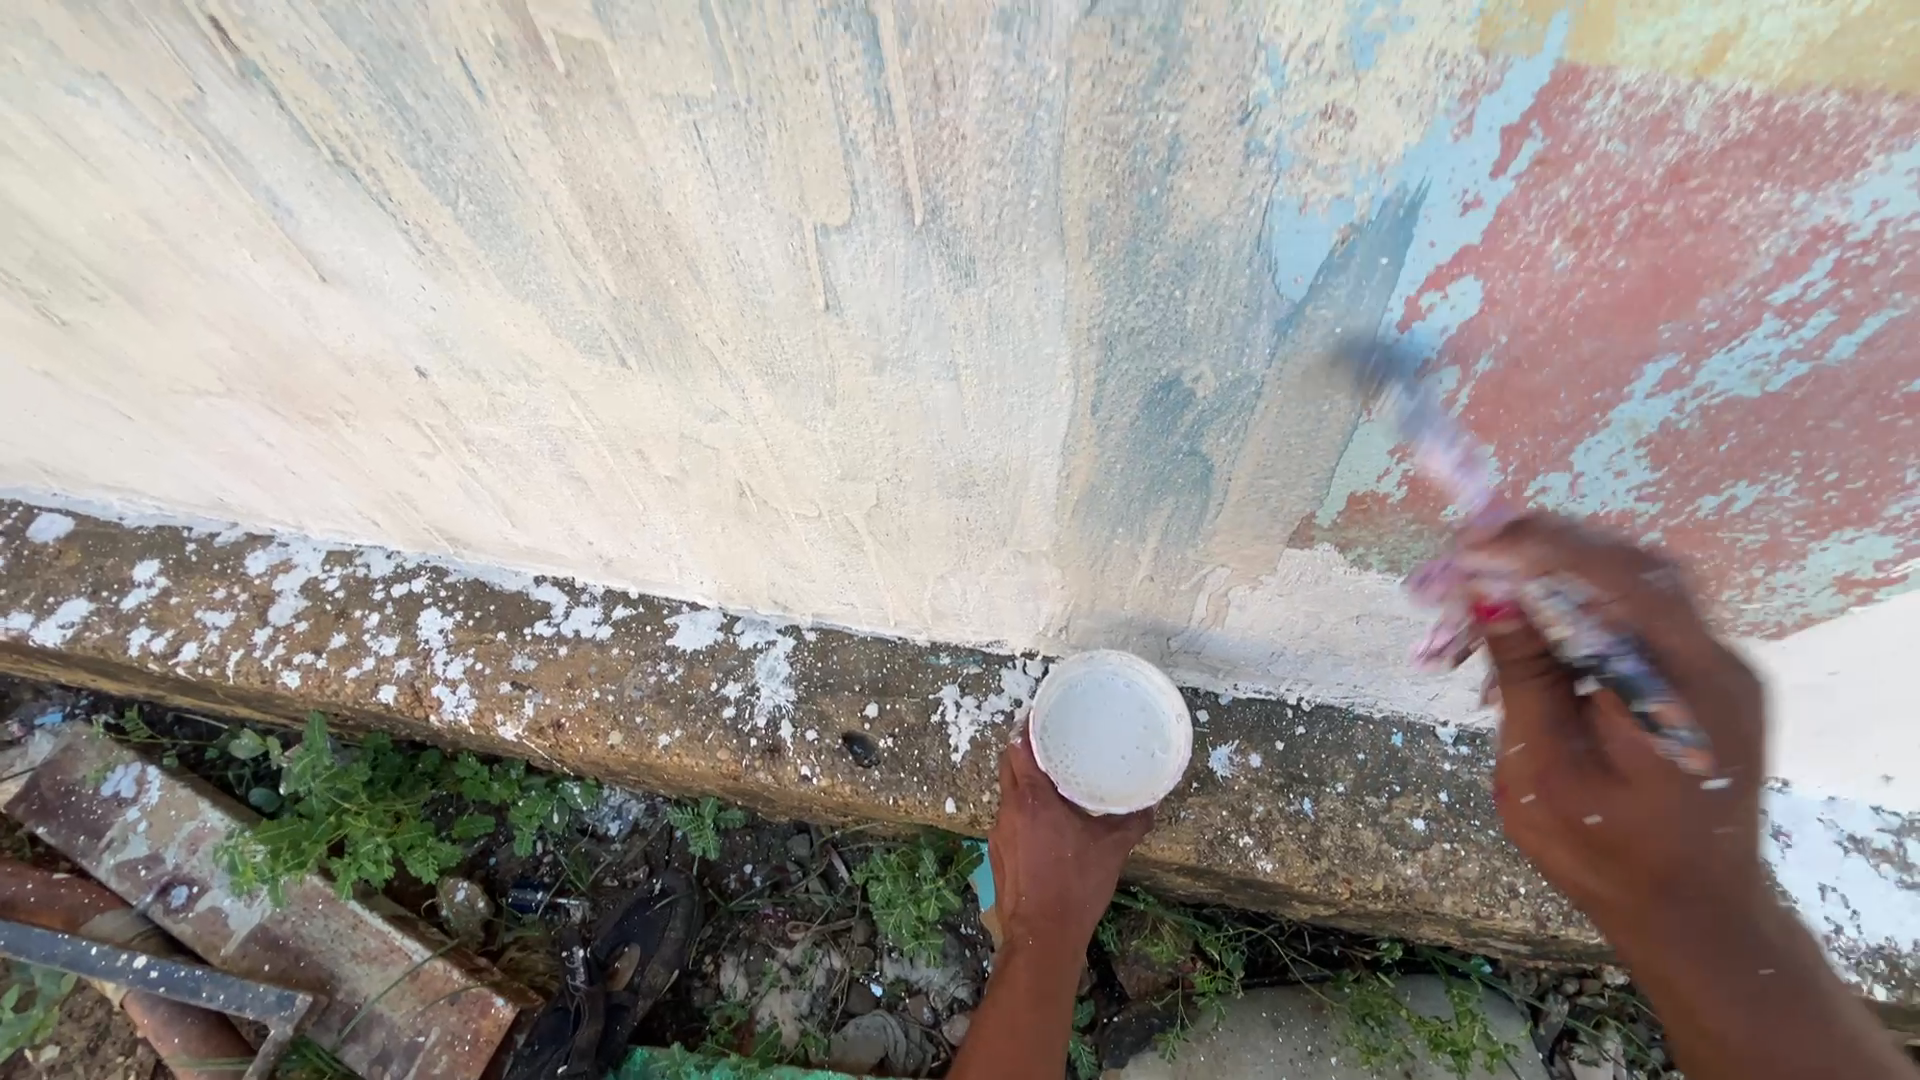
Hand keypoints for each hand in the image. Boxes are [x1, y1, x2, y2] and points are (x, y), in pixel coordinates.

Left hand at [988, 733, 1152, 956]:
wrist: (1042, 936)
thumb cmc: (1077, 886)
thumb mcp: (1111, 850)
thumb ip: (1133, 821)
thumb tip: (1153, 802)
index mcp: (1033, 799)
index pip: (1018, 748)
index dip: (1025, 728)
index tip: (1039, 716)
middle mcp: (1009, 809)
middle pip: (1007, 765)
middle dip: (1022, 751)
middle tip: (1047, 744)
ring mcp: (998, 832)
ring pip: (1006, 793)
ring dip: (1023, 784)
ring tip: (1049, 783)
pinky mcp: (995, 852)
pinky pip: (1007, 819)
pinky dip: (1021, 812)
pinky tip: (1041, 824)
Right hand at [1460, 515, 1768, 940]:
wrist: (1685, 907)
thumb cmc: (1604, 851)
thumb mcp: (1544, 766)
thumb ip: (1525, 674)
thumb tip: (1491, 594)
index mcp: (1685, 688)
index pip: (1618, 580)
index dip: (1539, 548)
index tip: (1466, 542)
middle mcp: (1709, 661)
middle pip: (1625, 568)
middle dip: (1534, 551)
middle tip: (1458, 556)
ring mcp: (1702, 666)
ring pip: (1618, 586)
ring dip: (1538, 580)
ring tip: (1467, 599)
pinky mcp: (1681, 676)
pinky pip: (1618, 619)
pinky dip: (1556, 612)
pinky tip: (1508, 639)